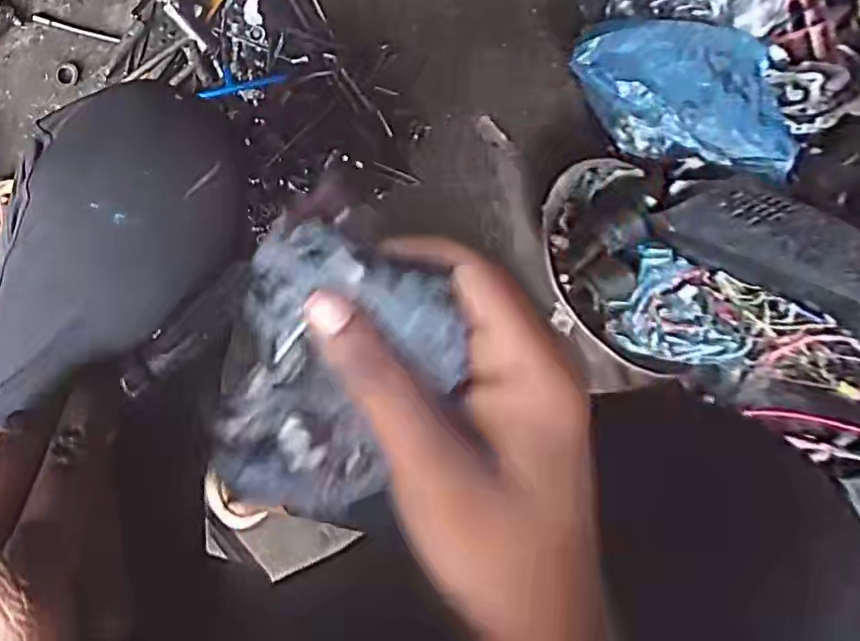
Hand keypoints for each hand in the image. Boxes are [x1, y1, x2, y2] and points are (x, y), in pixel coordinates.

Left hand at [0, 374, 129, 640]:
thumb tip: (99, 462)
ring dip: (18, 441)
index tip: (105, 386)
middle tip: (80, 410)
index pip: (65, 463)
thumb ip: (101, 543)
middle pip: (13, 440)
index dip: (90, 413)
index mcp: (17, 592)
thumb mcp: (99, 634)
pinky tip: (7, 490)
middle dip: (52, 416)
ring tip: (47, 450)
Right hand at [305, 237, 605, 640]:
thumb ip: (374, 375)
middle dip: (393, 284)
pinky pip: (447, 348)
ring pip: (449, 318)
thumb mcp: (426, 458)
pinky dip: (405, 343)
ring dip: (394, 314)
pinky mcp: (498, 402)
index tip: (351, 265)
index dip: (409, 255)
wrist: (535, 627)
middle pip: (458, 289)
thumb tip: (323, 301)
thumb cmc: (493, 549)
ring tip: (342, 319)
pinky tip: (369, 357)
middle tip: (336, 293)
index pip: (472, 272)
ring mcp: (519, 382)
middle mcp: (534, 362)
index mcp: (535, 366)